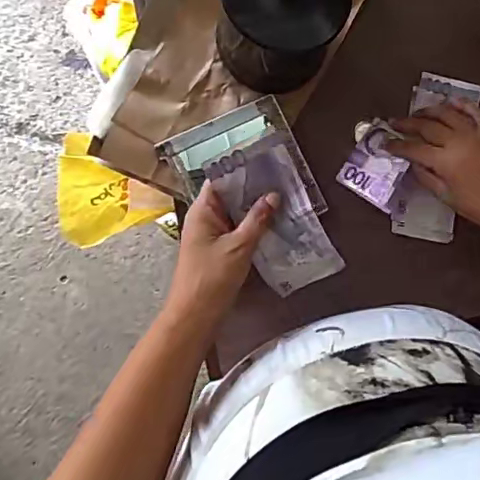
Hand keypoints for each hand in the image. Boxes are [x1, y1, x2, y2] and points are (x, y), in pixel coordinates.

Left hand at [167, 183, 278, 319]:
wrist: (195, 317)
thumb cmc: (212, 278)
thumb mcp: (238, 246)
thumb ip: (257, 220)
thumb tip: (274, 195)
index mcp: (202, 211)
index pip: (220, 180)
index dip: (241, 170)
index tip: (266, 163)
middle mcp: (204, 219)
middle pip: (230, 197)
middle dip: (253, 190)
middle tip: (283, 180)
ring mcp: (211, 236)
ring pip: (235, 215)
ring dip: (255, 210)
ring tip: (284, 198)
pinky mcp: (219, 251)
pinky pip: (237, 231)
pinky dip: (252, 227)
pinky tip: (274, 225)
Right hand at [386, 101, 479, 240]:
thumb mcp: (448, 198)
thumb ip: (428, 178)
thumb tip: (414, 164)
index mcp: (445, 161)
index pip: (413, 148)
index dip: (397, 144)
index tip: (386, 143)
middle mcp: (458, 142)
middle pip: (426, 126)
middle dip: (407, 123)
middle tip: (395, 122)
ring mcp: (475, 134)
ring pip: (447, 113)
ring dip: (429, 110)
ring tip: (418, 112)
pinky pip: (474, 112)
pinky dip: (462, 104)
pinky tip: (452, 102)